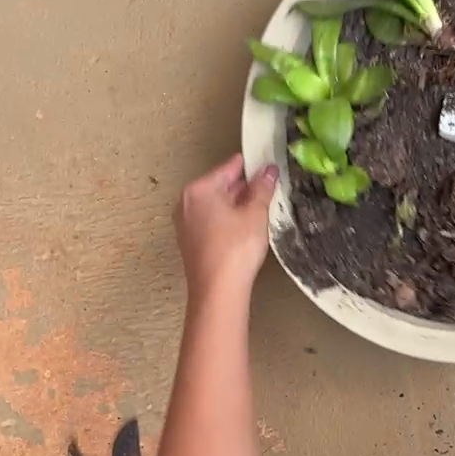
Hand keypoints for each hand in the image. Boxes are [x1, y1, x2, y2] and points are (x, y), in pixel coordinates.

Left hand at [175, 155, 278, 301]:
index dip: (251, 165)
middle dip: (244, 187)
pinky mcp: (190, 243)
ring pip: (216, 205)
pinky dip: (227, 220)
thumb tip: (269, 171)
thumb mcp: (255, 214)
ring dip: (236, 205)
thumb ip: (262, 189)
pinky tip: (245, 229)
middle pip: (220, 186)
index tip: (267, 164)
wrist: (218, 291)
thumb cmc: (235, 250)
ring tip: (261, 209)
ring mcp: (186, 224)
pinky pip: (211, 222)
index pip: (229, 168)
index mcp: (199, 190)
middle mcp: (186, 203)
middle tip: (269, 188)